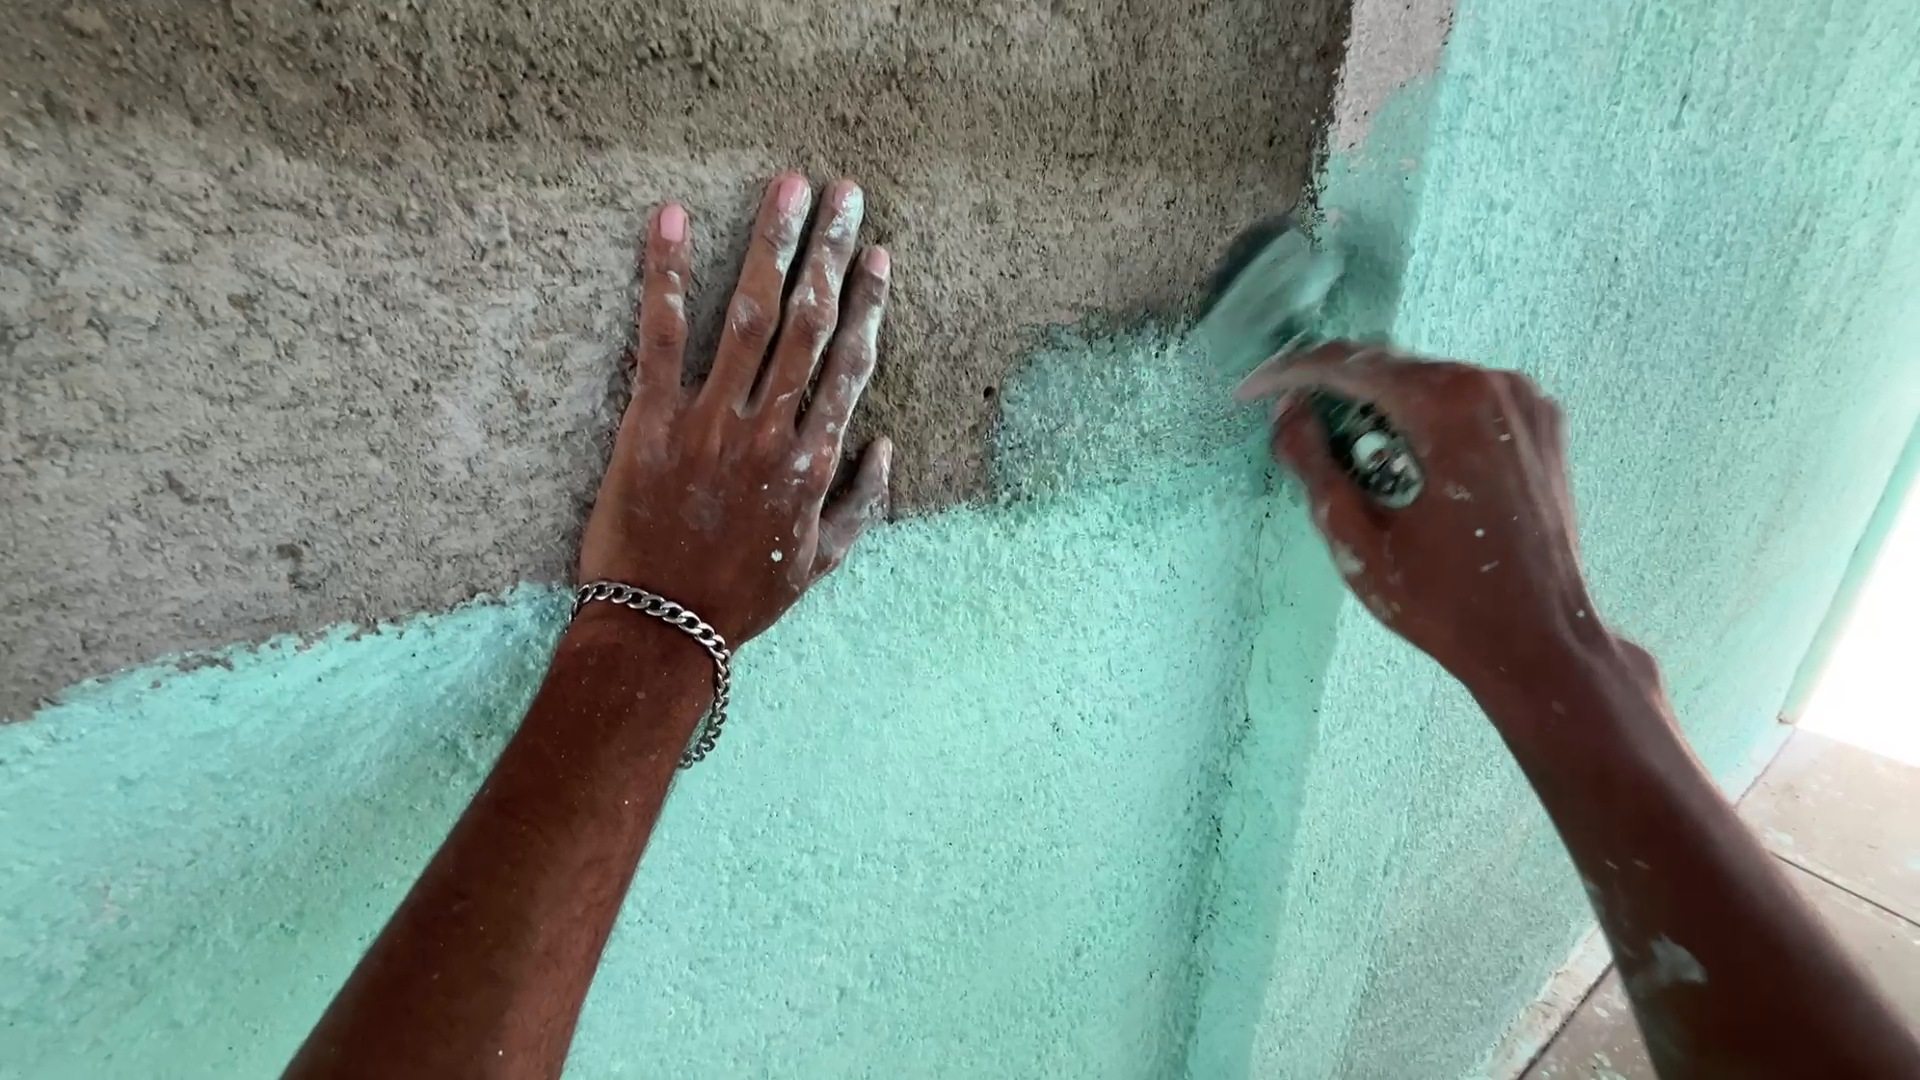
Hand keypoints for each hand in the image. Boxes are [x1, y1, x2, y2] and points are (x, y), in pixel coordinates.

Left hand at [577, 174, 892, 645]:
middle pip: (808, 324)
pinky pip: (659, 339)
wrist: (665, 628)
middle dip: (829, 251)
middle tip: (842, 191)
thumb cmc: (746, 596)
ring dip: (769, 245)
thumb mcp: (823, 561)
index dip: (868, 303)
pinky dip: (663, 277)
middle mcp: (770, 432)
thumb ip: (864, 502)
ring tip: (786, 186)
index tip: (877, 253)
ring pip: (747, 317)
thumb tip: (887, 443)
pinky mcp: (650, 425)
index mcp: (814, 463)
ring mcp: (710, 424)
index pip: (850, 365)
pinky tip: (670, 220)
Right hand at [1236, 342, 1599, 686]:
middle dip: (1328, 388)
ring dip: (1370, 403)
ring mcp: (1524, 402)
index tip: (1251, 394)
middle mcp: (1492, 386)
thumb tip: (1286, 412)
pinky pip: (1459, 397)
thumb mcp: (1353, 533)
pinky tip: (1393, 455)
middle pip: (1388, 365)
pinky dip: (1415, 414)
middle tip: (1287, 423)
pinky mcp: (1538, 424)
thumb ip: (1311, 461)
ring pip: (1422, 378)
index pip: (1348, 365)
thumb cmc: (1440, 597)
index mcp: (1448, 406)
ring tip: (1337, 447)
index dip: (1288, 374)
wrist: (1536, 639)